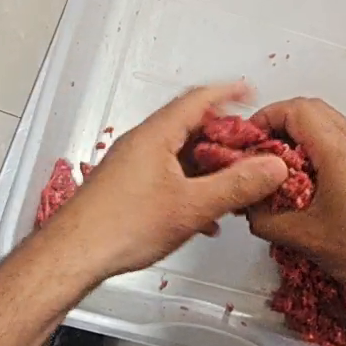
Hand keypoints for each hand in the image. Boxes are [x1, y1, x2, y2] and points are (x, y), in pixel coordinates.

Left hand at [40, 83, 286, 280]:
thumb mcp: (192, 206)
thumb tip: (272, 167)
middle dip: (223, 135)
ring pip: (180, 153)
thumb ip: (237, 185)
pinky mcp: (128, 186)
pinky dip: (192, 184)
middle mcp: (143, 143)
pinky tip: (204, 213)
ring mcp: (133, 164)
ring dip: (209, 164)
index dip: (228, 93)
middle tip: (249, 146)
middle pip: (190, 126)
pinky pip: (169, 174)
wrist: (73, 254)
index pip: (197, 99)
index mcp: (156, 135)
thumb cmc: (122, 226)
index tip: (249, 91)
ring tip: (233, 181)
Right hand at [244, 98, 345, 307]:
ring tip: (279, 172)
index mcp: (341, 151)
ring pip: (327, 126)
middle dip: (279, 126)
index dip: (265, 118)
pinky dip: (318, 154)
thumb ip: (268, 220)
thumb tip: (252, 210)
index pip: (296, 109)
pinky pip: (341, 145)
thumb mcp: (307, 238)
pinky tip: (306, 187)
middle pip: (311, 110)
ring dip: (299, 140)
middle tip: (259, 153)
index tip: (249, 140)